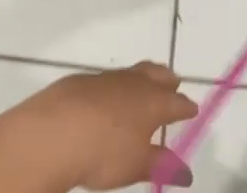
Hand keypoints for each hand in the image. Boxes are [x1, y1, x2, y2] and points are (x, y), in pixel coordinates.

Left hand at [4, 62, 197, 190]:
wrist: (54, 132)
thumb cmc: (104, 152)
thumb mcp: (136, 166)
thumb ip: (162, 165)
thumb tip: (187, 174)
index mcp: (153, 103)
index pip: (177, 103)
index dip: (186, 107)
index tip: (192, 109)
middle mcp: (133, 84)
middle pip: (157, 75)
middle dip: (167, 80)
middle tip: (173, 83)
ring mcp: (107, 79)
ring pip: (132, 72)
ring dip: (142, 77)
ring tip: (143, 84)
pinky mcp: (81, 80)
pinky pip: (106, 78)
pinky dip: (114, 85)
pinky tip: (106, 96)